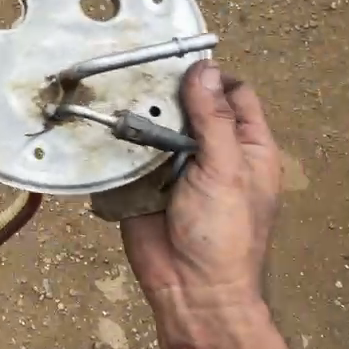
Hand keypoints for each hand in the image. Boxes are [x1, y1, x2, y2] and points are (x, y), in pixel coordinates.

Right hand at [122, 60, 281, 312]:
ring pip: (154, 124)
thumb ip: (213, 119)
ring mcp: (174, 165)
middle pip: (187, 105)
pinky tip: (101, 121)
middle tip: (133, 71)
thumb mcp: (226, 170)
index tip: (176, 60)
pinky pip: (130, 149)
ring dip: (137, 112)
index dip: (210, 76)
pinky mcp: (142, 178)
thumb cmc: (223, 233)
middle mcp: (211, 150)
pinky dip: (118, 137)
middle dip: (163, 91)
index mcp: (247, 147)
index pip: (234, 95)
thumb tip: (203, 67)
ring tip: (112, 92)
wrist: (188, 287)